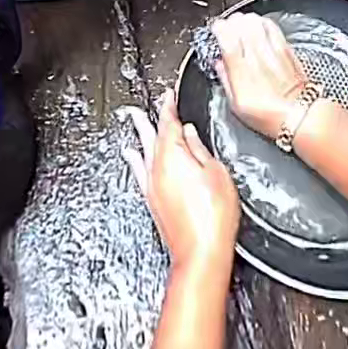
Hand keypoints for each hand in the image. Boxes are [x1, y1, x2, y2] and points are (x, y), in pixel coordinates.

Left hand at [122, 92, 239, 271]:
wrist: (201, 254)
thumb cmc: (213, 216)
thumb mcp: (216, 173)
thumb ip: (199, 149)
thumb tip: (190, 133)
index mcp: (173, 155)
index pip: (168, 122)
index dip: (168, 106)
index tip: (168, 94)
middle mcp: (157, 168)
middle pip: (151, 134)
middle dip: (149, 117)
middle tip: (144, 104)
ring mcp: (152, 185)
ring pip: (143, 150)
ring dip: (140, 134)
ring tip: (134, 121)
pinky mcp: (152, 201)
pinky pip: (138, 171)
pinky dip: (134, 160)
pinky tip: (131, 155)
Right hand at [211, 13, 310, 139]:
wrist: (299, 116)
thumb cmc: (268, 115)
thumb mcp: (237, 106)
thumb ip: (225, 80)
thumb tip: (217, 63)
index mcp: (242, 72)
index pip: (227, 39)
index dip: (219, 28)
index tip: (215, 29)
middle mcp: (256, 57)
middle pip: (240, 25)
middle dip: (230, 22)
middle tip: (226, 28)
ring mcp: (272, 51)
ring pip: (256, 22)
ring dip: (245, 20)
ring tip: (241, 26)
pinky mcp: (285, 48)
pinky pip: (271, 26)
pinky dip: (261, 22)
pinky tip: (258, 27)